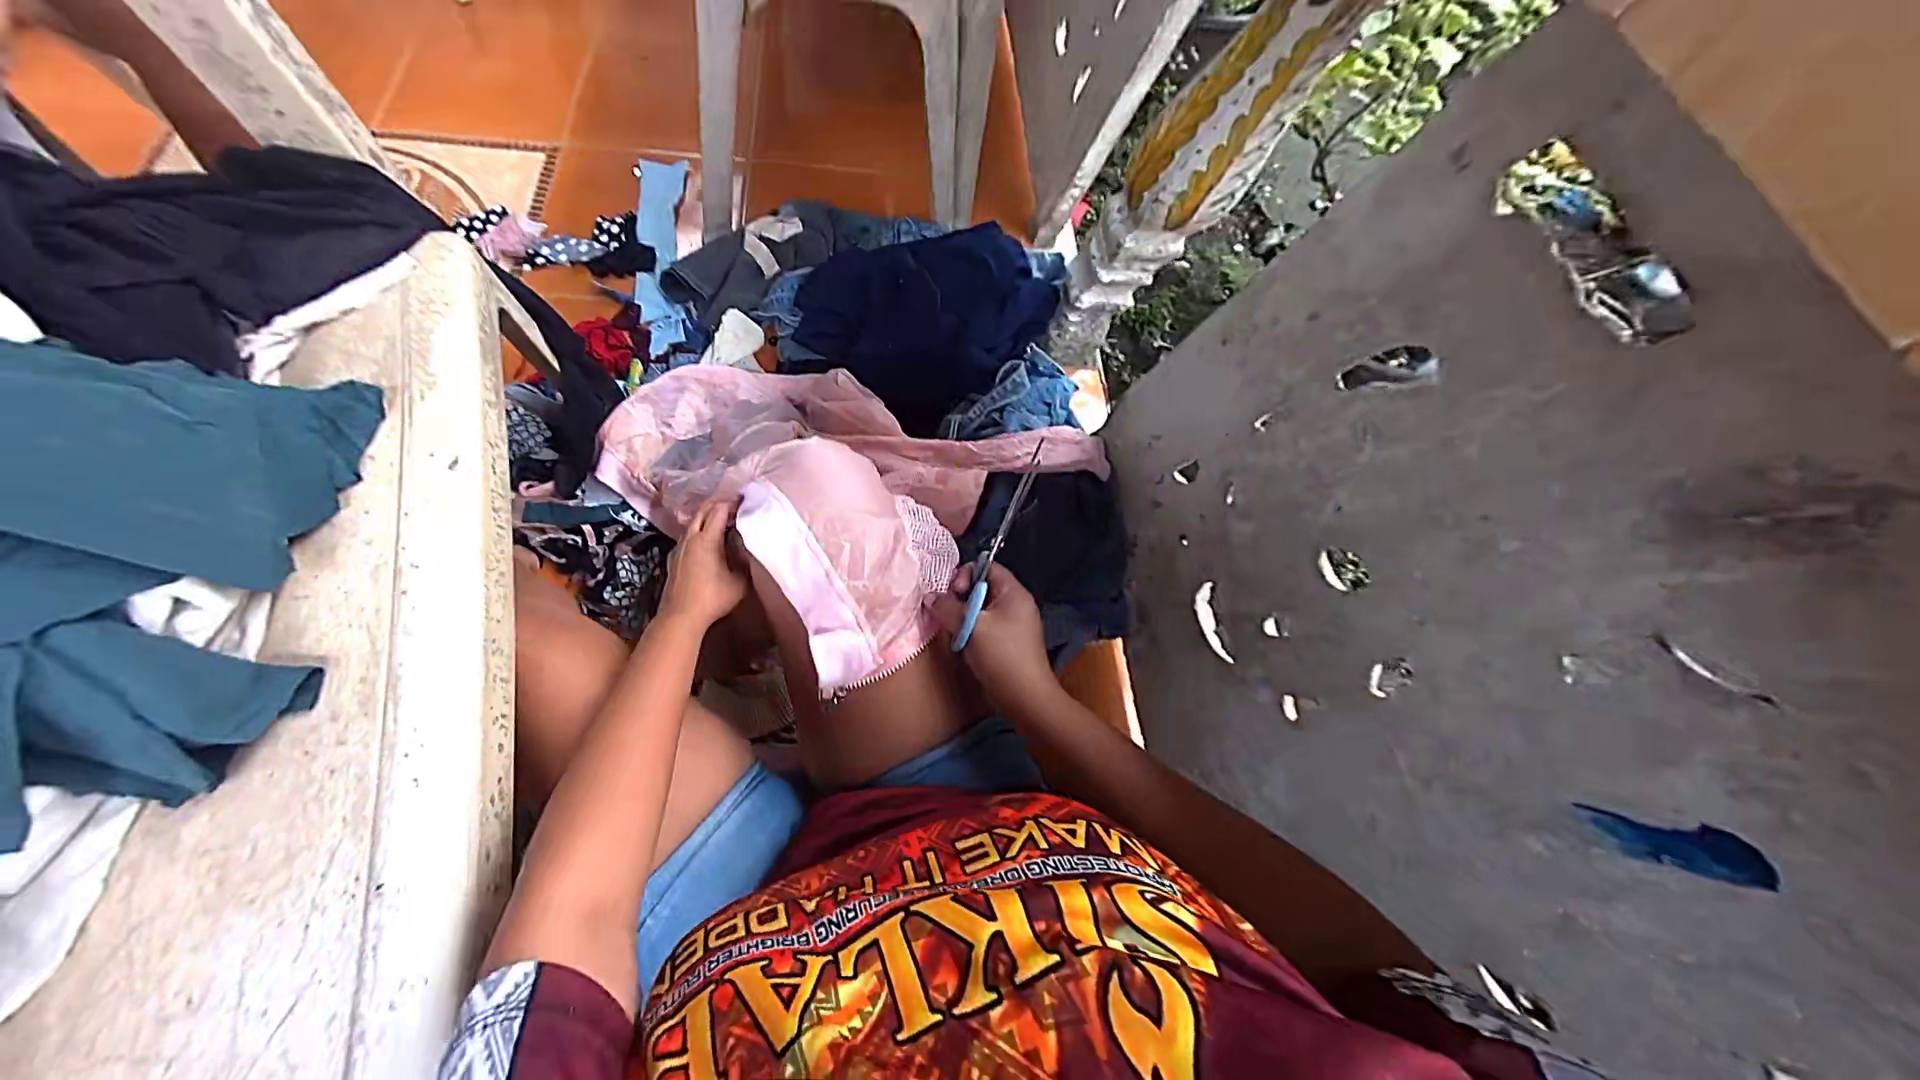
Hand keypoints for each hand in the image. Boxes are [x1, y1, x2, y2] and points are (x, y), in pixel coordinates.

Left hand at [659, 499, 746, 628]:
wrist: (681, 616)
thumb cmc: (713, 598)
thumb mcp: (739, 582)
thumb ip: (744, 562)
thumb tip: (746, 549)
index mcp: (707, 539)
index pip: (719, 511)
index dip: (732, 503)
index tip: (744, 501)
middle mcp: (690, 538)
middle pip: (702, 510)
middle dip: (717, 503)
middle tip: (733, 504)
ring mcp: (679, 547)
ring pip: (692, 522)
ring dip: (706, 516)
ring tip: (722, 519)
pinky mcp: (674, 557)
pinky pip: (687, 534)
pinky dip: (699, 528)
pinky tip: (706, 539)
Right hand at [933, 563, 1058, 714]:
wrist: (1026, 698)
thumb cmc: (1002, 656)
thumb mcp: (971, 628)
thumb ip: (948, 608)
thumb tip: (930, 596)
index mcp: (1014, 593)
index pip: (987, 567)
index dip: (966, 575)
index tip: (953, 595)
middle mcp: (1017, 604)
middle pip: (983, 588)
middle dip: (961, 599)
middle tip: (949, 615)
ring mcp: (1014, 625)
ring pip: (982, 610)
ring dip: (964, 618)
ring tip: (956, 633)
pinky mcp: (1009, 643)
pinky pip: (986, 627)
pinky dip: (973, 632)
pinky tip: (965, 646)